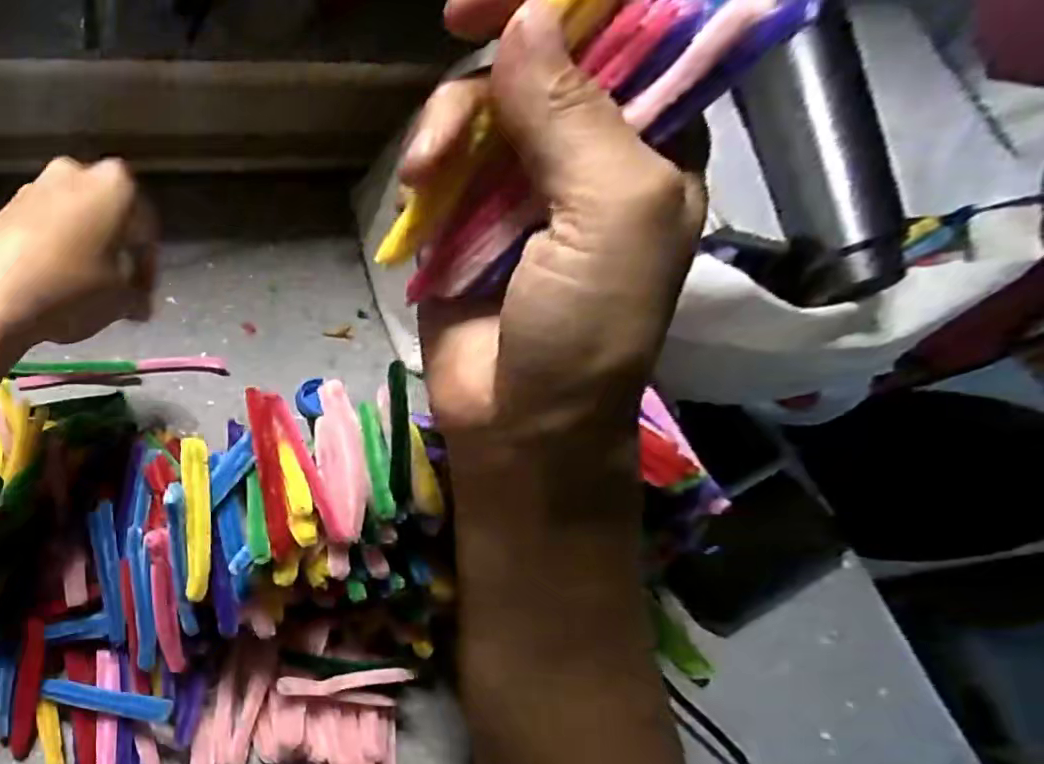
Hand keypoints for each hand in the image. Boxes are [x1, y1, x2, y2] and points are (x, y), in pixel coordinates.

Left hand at [0, 157, 158, 360]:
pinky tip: (47, 285)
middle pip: (107, 217)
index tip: (140, 299)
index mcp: (115, 184)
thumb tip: (139, 304)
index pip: (145, 229)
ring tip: (78, 292)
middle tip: (112, 292)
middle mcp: (76, 172)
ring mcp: (35, 186)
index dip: (147, 269)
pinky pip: (41, 231)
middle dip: (113, 253)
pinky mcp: (4, 209)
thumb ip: (136, 299)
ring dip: (81, 252)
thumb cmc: (69, 291)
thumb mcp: (117, 303)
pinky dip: (51, 253)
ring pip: (73, 222)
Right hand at [408, 1, 705, 458]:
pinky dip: (422, 178)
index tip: (493, 0)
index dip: (567, 2)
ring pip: (472, 120)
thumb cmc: (590, 324)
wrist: (518, 419)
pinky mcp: (458, 232)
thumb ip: (572, 117)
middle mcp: (581, 155)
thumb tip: (525, 23)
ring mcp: (513, 195)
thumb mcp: (612, 209)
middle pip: (532, 69)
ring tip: (420, 179)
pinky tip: (414, 201)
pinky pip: (437, 176)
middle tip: (449, 54)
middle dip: (487, 69)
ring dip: (442, 132)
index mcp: (652, 136)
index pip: (621, 36)